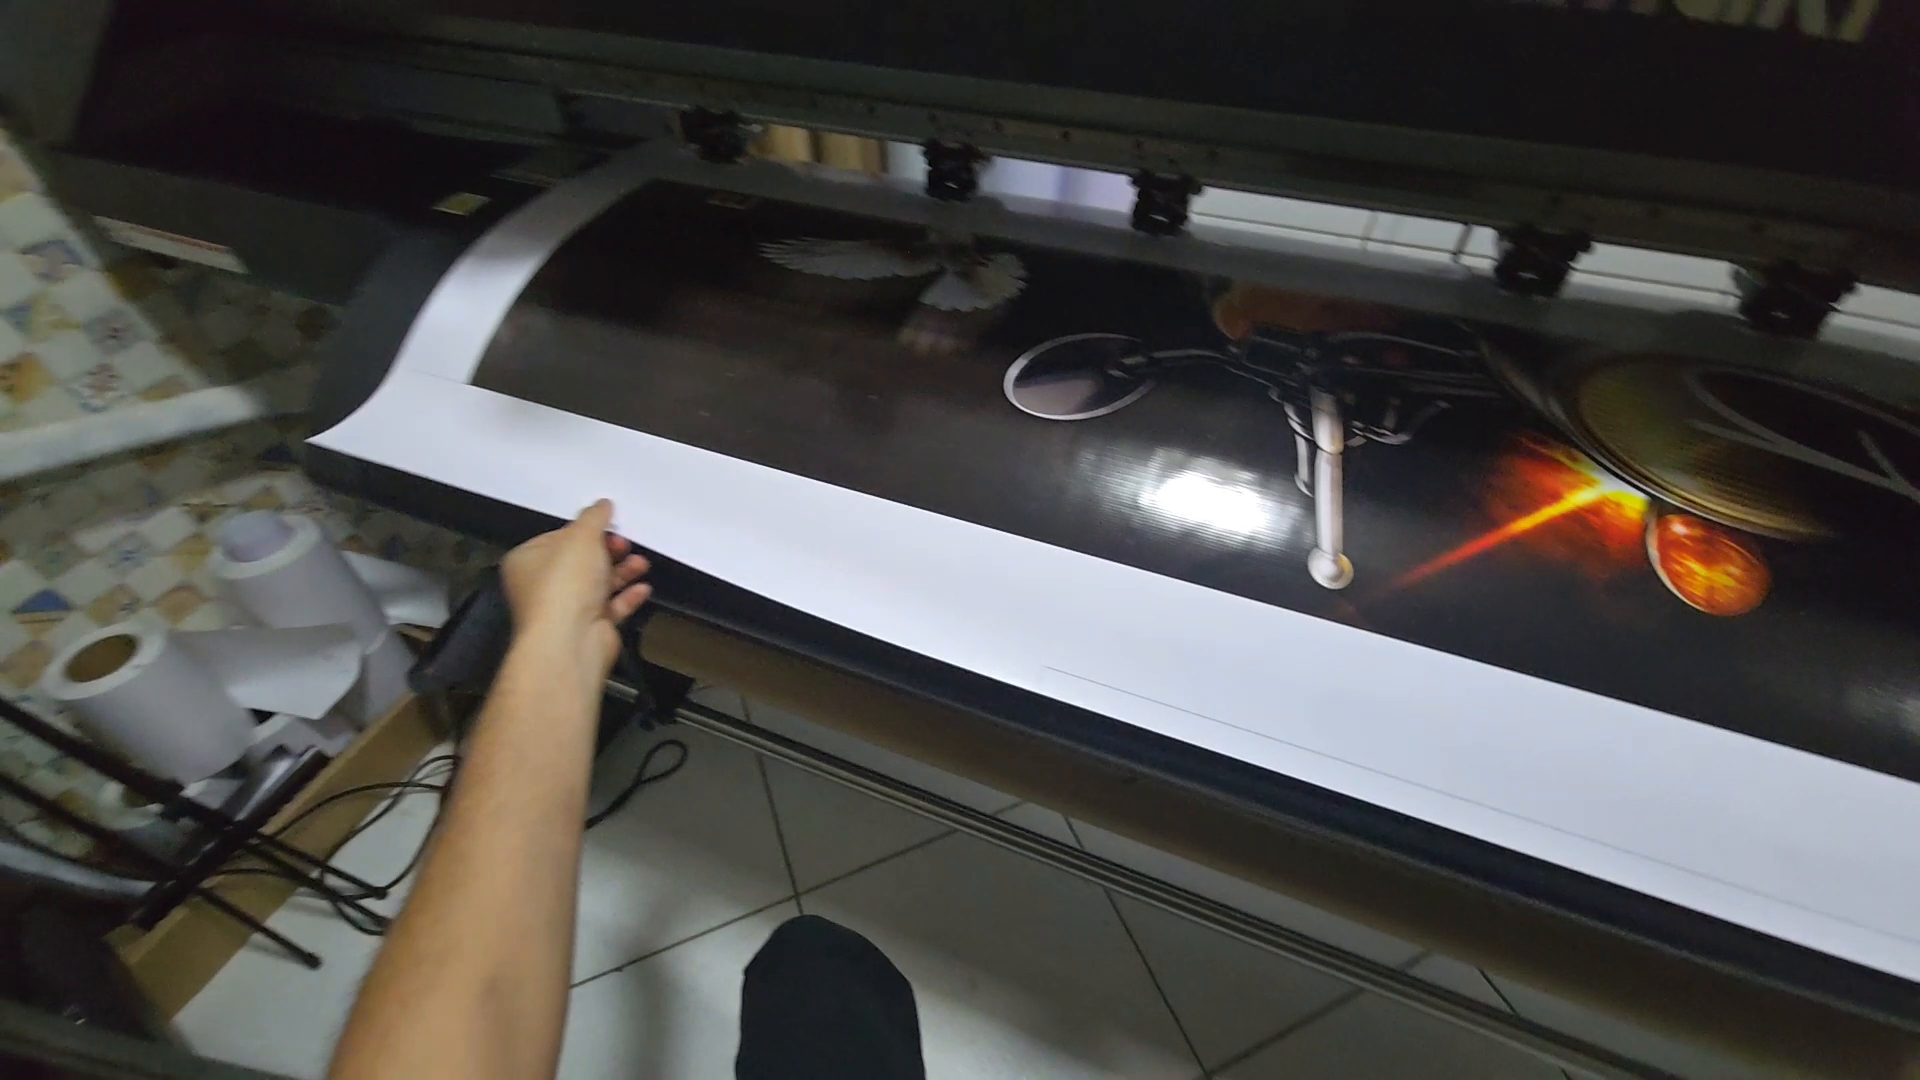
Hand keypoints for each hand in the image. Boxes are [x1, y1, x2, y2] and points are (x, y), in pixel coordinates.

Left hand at [500, 500, 651, 680]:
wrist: (571, 640)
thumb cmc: (565, 584)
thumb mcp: (580, 538)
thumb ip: (593, 518)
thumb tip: (602, 504)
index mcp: (528, 561)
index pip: (558, 538)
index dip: (585, 531)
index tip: (609, 524)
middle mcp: (543, 585)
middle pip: (581, 561)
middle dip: (608, 551)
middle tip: (625, 544)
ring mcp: (567, 609)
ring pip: (599, 584)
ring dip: (622, 572)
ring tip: (641, 563)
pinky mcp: (589, 626)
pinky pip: (611, 607)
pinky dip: (628, 596)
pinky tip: (643, 588)